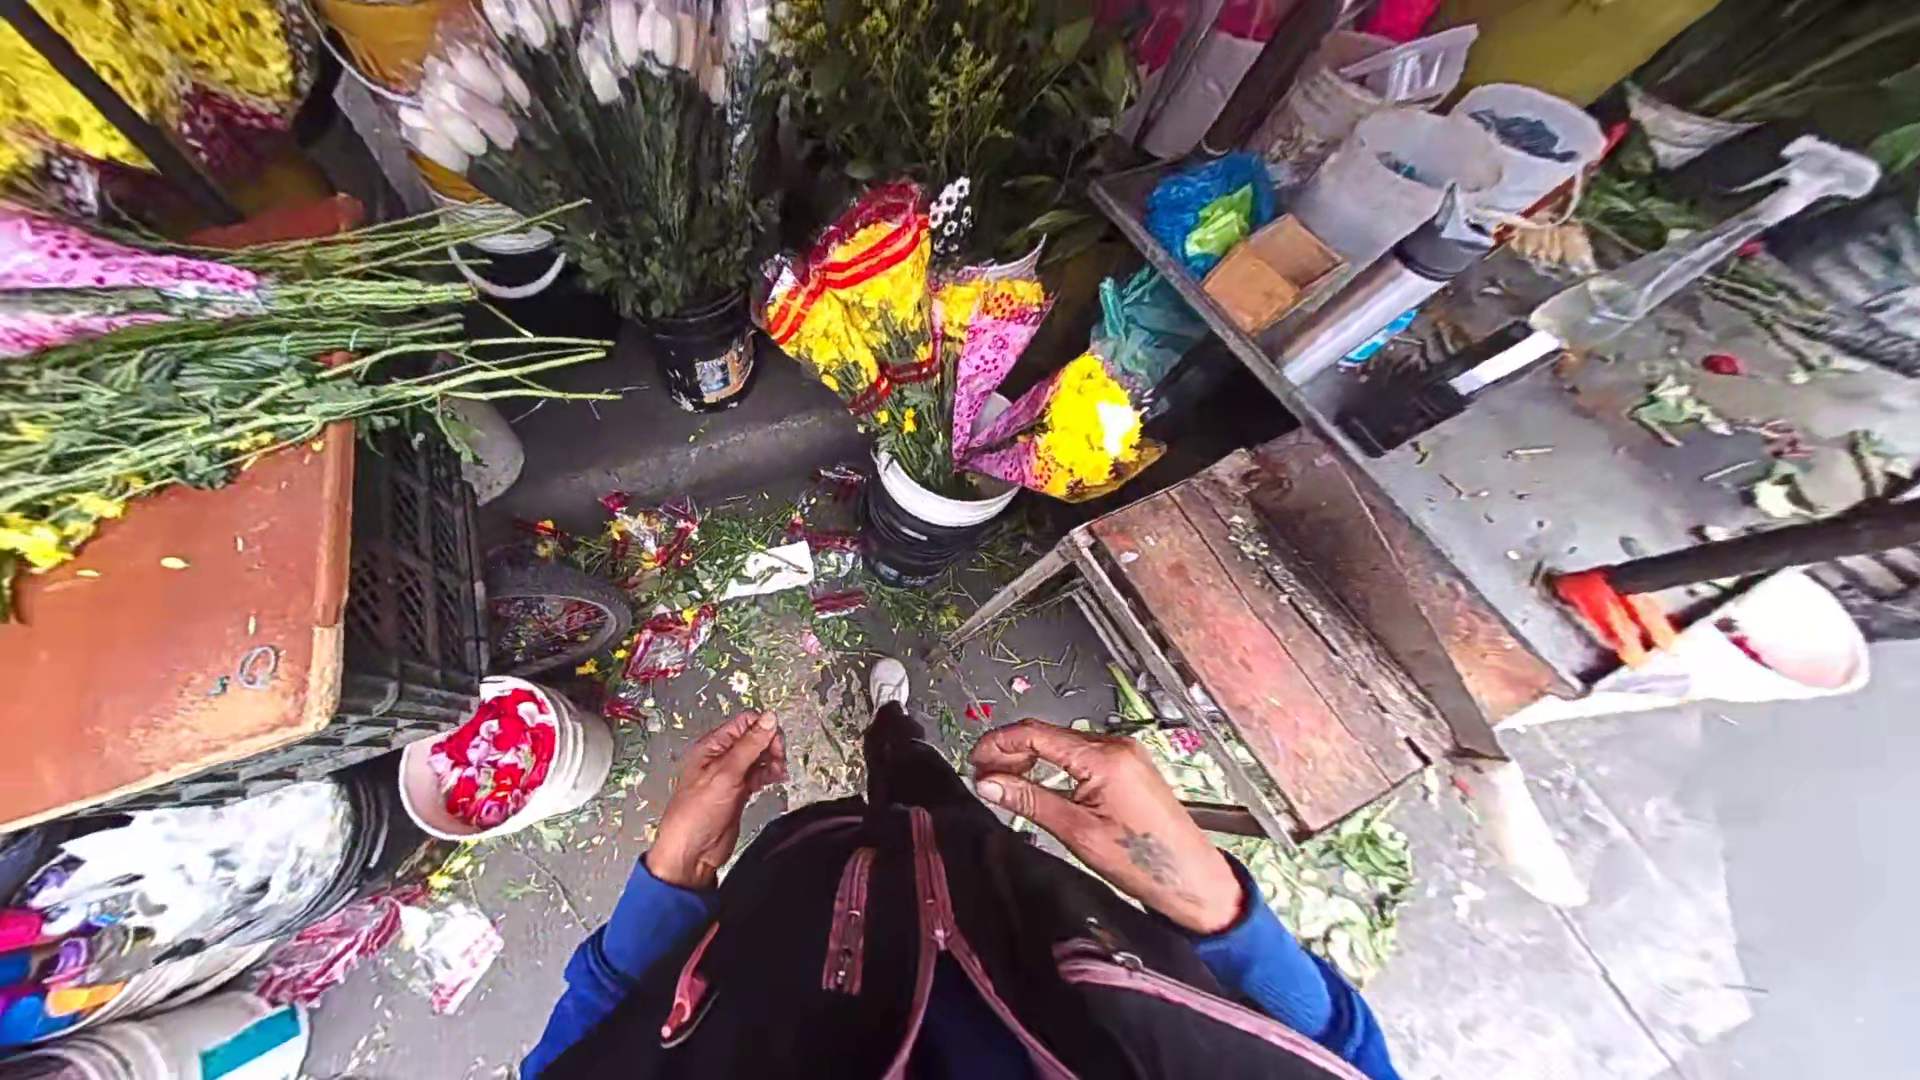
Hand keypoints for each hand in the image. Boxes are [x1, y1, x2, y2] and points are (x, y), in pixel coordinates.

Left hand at [647, 710, 785, 888]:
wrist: (692, 855)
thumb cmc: (697, 814)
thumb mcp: (726, 773)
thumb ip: (750, 744)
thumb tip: (770, 718)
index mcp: (712, 746)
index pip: (744, 723)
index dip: (763, 728)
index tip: (774, 741)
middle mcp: (722, 757)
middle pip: (755, 738)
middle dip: (771, 745)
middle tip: (777, 758)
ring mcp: (731, 775)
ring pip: (760, 756)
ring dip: (773, 760)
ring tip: (778, 771)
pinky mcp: (739, 791)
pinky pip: (760, 773)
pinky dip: (770, 774)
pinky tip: (777, 778)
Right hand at [970, 719, 1241, 933]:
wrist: (1194, 879)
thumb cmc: (1141, 861)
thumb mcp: (1077, 831)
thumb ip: (1030, 801)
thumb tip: (988, 783)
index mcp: (1103, 756)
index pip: (1037, 734)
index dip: (999, 742)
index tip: (974, 758)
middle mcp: (1113, 744)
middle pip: (1048, 733)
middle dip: (1011, 749)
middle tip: (984, 774)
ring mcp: (1122, 751)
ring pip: (1061, 741)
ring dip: (1029, 755)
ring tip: (1004, 780)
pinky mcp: (1126, 763)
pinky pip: (1078, 752)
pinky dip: (1052, 762)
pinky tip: (1036, 779)